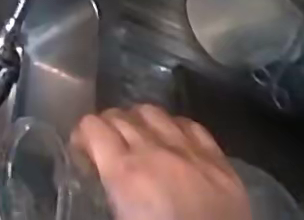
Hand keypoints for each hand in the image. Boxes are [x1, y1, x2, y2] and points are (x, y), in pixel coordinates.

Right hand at [72, 104, 250, 219]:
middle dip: (109, 129)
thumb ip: (108, 191)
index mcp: (125, 172)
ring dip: (139, 122)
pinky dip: (176, 128)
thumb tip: (98, 176)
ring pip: (152, 112)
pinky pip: (191, 126)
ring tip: (141, 140)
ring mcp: (189, 154)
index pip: (92, 125)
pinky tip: (173, 143)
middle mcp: (153, 152)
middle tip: (110, 149)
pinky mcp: (220, 164)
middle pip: (119, 115)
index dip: (83, 136)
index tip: (84, 152)